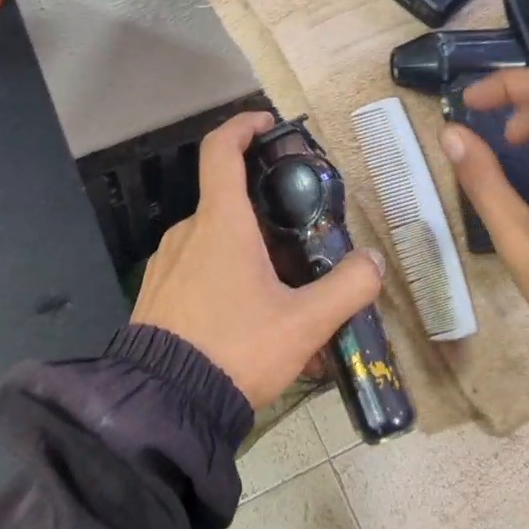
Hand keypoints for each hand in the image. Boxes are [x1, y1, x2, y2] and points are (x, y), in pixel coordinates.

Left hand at [131, 112, 385, 408]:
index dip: (243, 126)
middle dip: (265, 215)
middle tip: (301, 243)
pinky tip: (247, 323)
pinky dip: (224, 279)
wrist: (163, 405)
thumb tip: (373, 262)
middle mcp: (187, 231)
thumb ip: (347, 289)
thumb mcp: (303, 324)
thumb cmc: (235, 349)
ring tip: (281, 296)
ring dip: (247, 254)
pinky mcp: (154, 294)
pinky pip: (196, 271)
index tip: (268, 123)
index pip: (221, 149)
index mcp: (219, 222)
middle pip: (228, 201)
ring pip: (214, 241)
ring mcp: (165, 263)